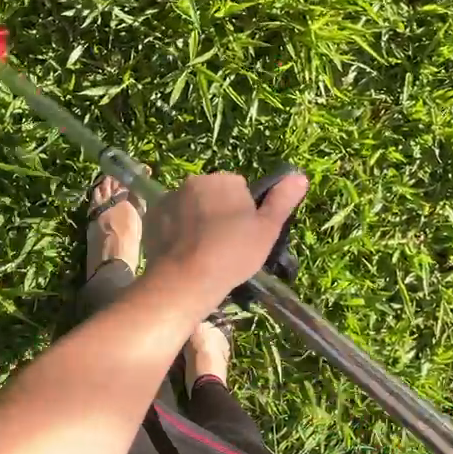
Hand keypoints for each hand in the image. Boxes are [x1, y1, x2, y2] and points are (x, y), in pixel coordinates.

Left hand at [142, 171, 307, 302]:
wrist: (186, 277)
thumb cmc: (233, 253)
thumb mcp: (267, 229)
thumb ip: (282, 200)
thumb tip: (300, 176)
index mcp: (224, 179)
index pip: (238, 188)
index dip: (243, 212)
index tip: (242, 235)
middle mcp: (194, 181)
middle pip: (212, 195)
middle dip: (217, 213)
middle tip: (224, 245)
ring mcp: (169, 198)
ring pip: (190, 207)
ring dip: (196, 221)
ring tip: (203, 253)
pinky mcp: (152, 216)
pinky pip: (170, 220)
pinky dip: (176, 232)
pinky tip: (183, 253)